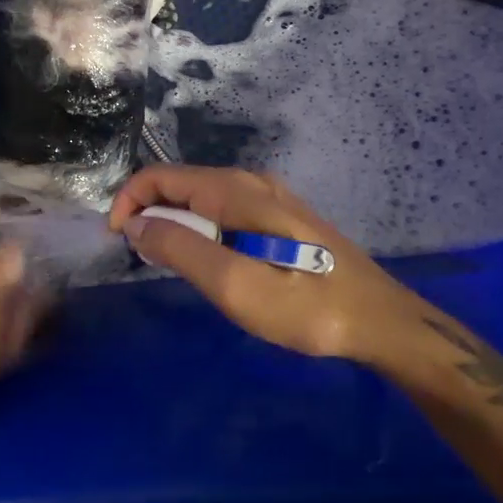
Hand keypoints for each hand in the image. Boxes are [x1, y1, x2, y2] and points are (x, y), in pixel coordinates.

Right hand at [109, 165, 428, 363]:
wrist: (385, 325)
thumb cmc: (306, 308)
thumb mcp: (234, 285)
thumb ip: (178, 250)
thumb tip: (134, 225)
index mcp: (233, 191)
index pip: (158, 176)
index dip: (128, 201)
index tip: (117, 240)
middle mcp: (248, 182)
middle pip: (178, 184)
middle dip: (148, 213)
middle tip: (142, 258)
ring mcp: (269, 197)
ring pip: (200, 198)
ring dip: (174, 223)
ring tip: (170, 263)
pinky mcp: (282, 217)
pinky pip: (222, 210)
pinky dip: (200, 228)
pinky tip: (211, 262)